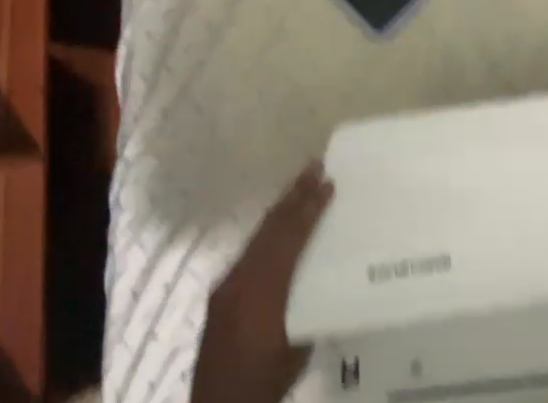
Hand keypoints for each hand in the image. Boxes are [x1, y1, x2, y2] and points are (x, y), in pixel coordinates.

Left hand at [191, 163, 335, 402]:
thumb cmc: (266, 382)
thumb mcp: (300, 345)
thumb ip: (311, 306)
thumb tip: (328, 280)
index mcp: (264, 289)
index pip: (290, 237)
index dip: (310, 208)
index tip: (328, 182)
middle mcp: (241, 280)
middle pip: (270, 229)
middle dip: (293, 197)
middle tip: (313, 167)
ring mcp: (226, 288)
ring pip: (257, 238)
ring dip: (279, 212)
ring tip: (298, 188)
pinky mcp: (220, 299)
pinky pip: (248, 254)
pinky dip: (266, 235)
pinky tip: (276, 231)